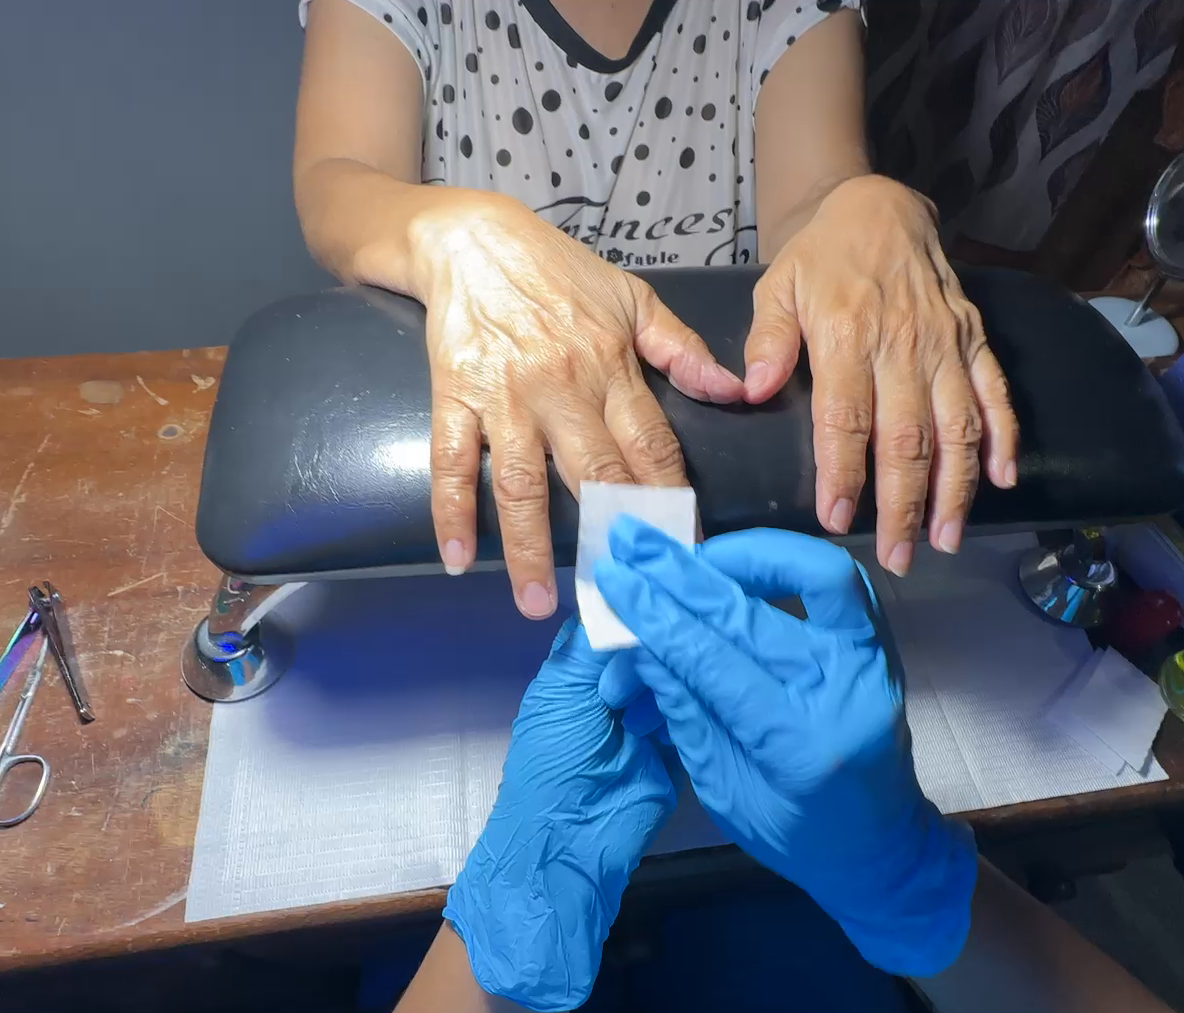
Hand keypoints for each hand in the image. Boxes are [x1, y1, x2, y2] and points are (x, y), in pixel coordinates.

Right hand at [411, 197, 743, 616]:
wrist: (473, 239)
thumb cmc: (557, 272)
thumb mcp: (631, 297)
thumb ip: (681, 349)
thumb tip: (734, 390)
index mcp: (610, 369)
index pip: (650, 447)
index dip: (671, 500)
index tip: (686, 548)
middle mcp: (560, 390)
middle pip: (592, 474)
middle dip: (612, 536)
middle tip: (623, 594)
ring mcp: (504, 398)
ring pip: (520, 482)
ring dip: (529, 546)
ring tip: (537, 603)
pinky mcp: (455, 396)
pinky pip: (450, 461)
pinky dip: (449, 511)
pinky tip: (456, 558)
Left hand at [443, 616, 676, 1010]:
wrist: (572, 839)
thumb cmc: (552, 758)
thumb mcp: (562, 690)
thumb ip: (590, 641)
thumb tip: (618, 584)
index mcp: (581, 667)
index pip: (615, 617)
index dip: (637, 597)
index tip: (667, 568)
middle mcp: (618, 683)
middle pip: (651, 642)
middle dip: (664, 633)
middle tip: (692, 612)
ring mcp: (652, 713)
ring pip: (677, 670)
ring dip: (681, 666)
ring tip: (699, 651)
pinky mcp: (680, 742)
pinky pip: (696, 708)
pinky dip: (700, 697)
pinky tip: (714, 680)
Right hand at [593, 520, 975, 975]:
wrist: (882, 845)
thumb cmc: (794, 831)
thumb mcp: (721, 788)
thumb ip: (682, 708)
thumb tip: (638, 638)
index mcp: (795, 747)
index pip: (711, 661)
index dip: (655, 614)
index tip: (612, 577)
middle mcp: (842, 692)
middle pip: (748, 612)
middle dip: (678, 572)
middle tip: (631, 540)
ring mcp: (872, 660)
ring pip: (812, 573)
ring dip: (740, 552)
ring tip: (690, 552)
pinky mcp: (880, 642)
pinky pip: (837, 578)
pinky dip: (785, 558)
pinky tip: (740, 561)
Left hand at [744, 175, 1018, 576]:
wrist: (878, 207)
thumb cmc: (818, 259)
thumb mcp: (777, 288)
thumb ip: (768, 341)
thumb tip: (753, 390)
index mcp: (848, 338)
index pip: (846, 418)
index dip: (844, 472)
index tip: (838, 519)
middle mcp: (904, 346)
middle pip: (906, 437)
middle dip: (902, 503)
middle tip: (897, 556)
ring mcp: (946, 345)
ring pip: (957, 426)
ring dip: (955, 488)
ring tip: (947, 539)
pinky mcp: (975, 338)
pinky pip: (995, 392)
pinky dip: (1005, 437)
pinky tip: (1004, 480)